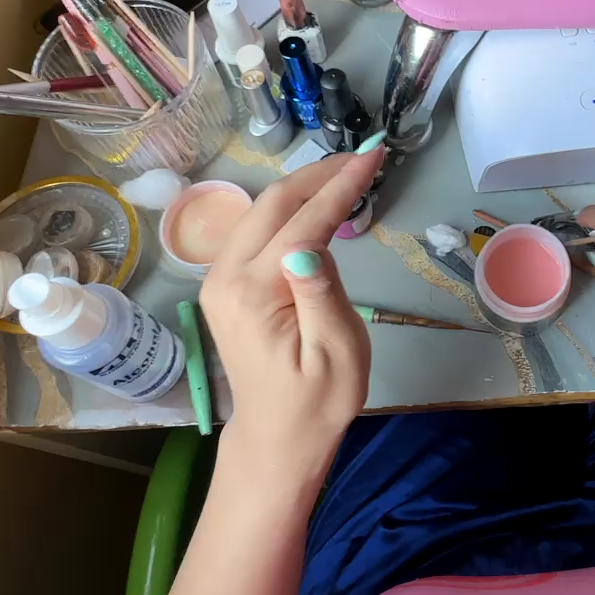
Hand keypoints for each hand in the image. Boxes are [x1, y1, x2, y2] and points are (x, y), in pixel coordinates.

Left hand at [198, 147, 383, 480]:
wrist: (277, 438)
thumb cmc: (317, 401)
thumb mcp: (334, 352)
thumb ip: (321, 295)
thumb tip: (309, 245)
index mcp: (254, 294)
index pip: (303, 222)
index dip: (341, 186)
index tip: (374, 155)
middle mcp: (225, 277)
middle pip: (274, 202)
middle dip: (320, 173)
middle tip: (365, 156)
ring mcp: (220, 278)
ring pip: (263, 209)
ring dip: (306, 184)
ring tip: (350, 170)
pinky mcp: (228, 282)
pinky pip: (260, 227)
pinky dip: (293, 205)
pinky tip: (320, 200)